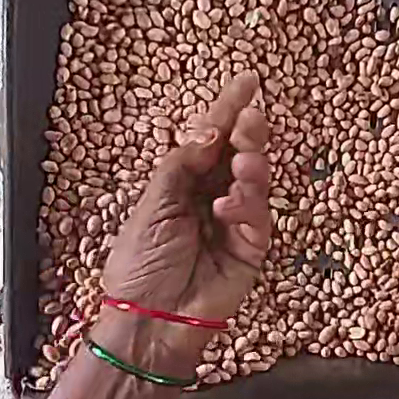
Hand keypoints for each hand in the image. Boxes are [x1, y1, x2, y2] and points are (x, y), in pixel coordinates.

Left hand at [93, 72, 271, 375]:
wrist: (150, 318)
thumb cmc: (141, 261)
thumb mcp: (152, 203)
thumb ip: (182, 164)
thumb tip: (212, 131)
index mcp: (184, 183)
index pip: (213, 140)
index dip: (229, 109)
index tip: (248, 80)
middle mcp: (212, 198)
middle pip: (240, 154)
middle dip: (248, 133)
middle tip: (251, 117)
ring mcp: (234, 223)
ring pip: (255, 181)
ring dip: (251, 165)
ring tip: (241, 161)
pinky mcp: (251, 249)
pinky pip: (258, 218)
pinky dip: (245, 207)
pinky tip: (227, 207)